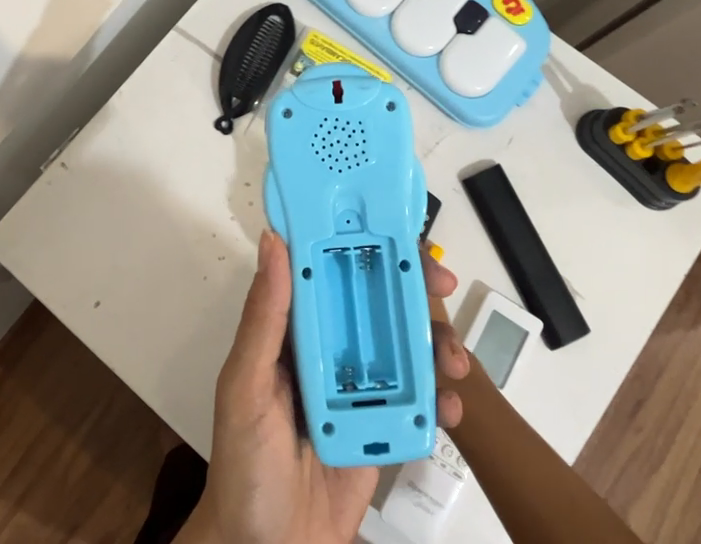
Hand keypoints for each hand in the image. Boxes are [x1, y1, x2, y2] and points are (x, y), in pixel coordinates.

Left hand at [177, 230, 470, 543]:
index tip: (399, 238)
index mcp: (294, 334)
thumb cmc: (246, 461)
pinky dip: (440, 401)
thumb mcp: (246, 385)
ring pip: (406, 352)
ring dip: (437, 348)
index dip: (363, 250)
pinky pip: (417, 406)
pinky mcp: (381, 431)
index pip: (330, 276)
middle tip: (443, 291)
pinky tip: (450, 409)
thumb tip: (275, 241)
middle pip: (378, 308)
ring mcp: (359, 393)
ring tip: (455, 364)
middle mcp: (329, 354)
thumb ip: (265, 318)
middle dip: (414, 295)